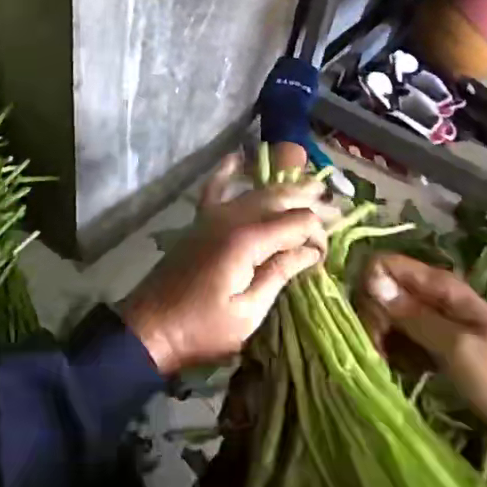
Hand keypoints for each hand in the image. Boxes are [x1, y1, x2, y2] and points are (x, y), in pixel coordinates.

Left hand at [121, 148, 332, 375]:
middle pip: (278, 198)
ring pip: (254, 191)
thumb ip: (279, 275)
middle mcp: (231, 218)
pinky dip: (226, 171)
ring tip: (309, 185)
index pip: (296, 222)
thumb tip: (311, 251)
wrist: (150, 326)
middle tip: (336, 207)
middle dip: (309, 201)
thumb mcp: (249, 313)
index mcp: (247, 241)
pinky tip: (238, 157)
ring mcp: (212, 216)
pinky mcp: (199, 222)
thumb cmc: (202, 328)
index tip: (325, 256)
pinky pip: (214, 188)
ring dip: (282, 187)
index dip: (318, 233)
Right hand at [357, 253, 486, 455]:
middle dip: (373, 316)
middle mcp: (435, 296)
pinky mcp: (441, 348)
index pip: (385, 265)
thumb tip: (371, 279)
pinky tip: (402, 372)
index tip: (373, 325)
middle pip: (384, 290)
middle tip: (378, 353)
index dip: (370, 288)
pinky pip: (406, 340)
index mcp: (441, 286)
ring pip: (392, 316)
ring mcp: (439, 322)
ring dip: (383, 337)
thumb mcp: (458, 347)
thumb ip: (414, 315)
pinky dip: (398, 353)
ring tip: (388, 366)